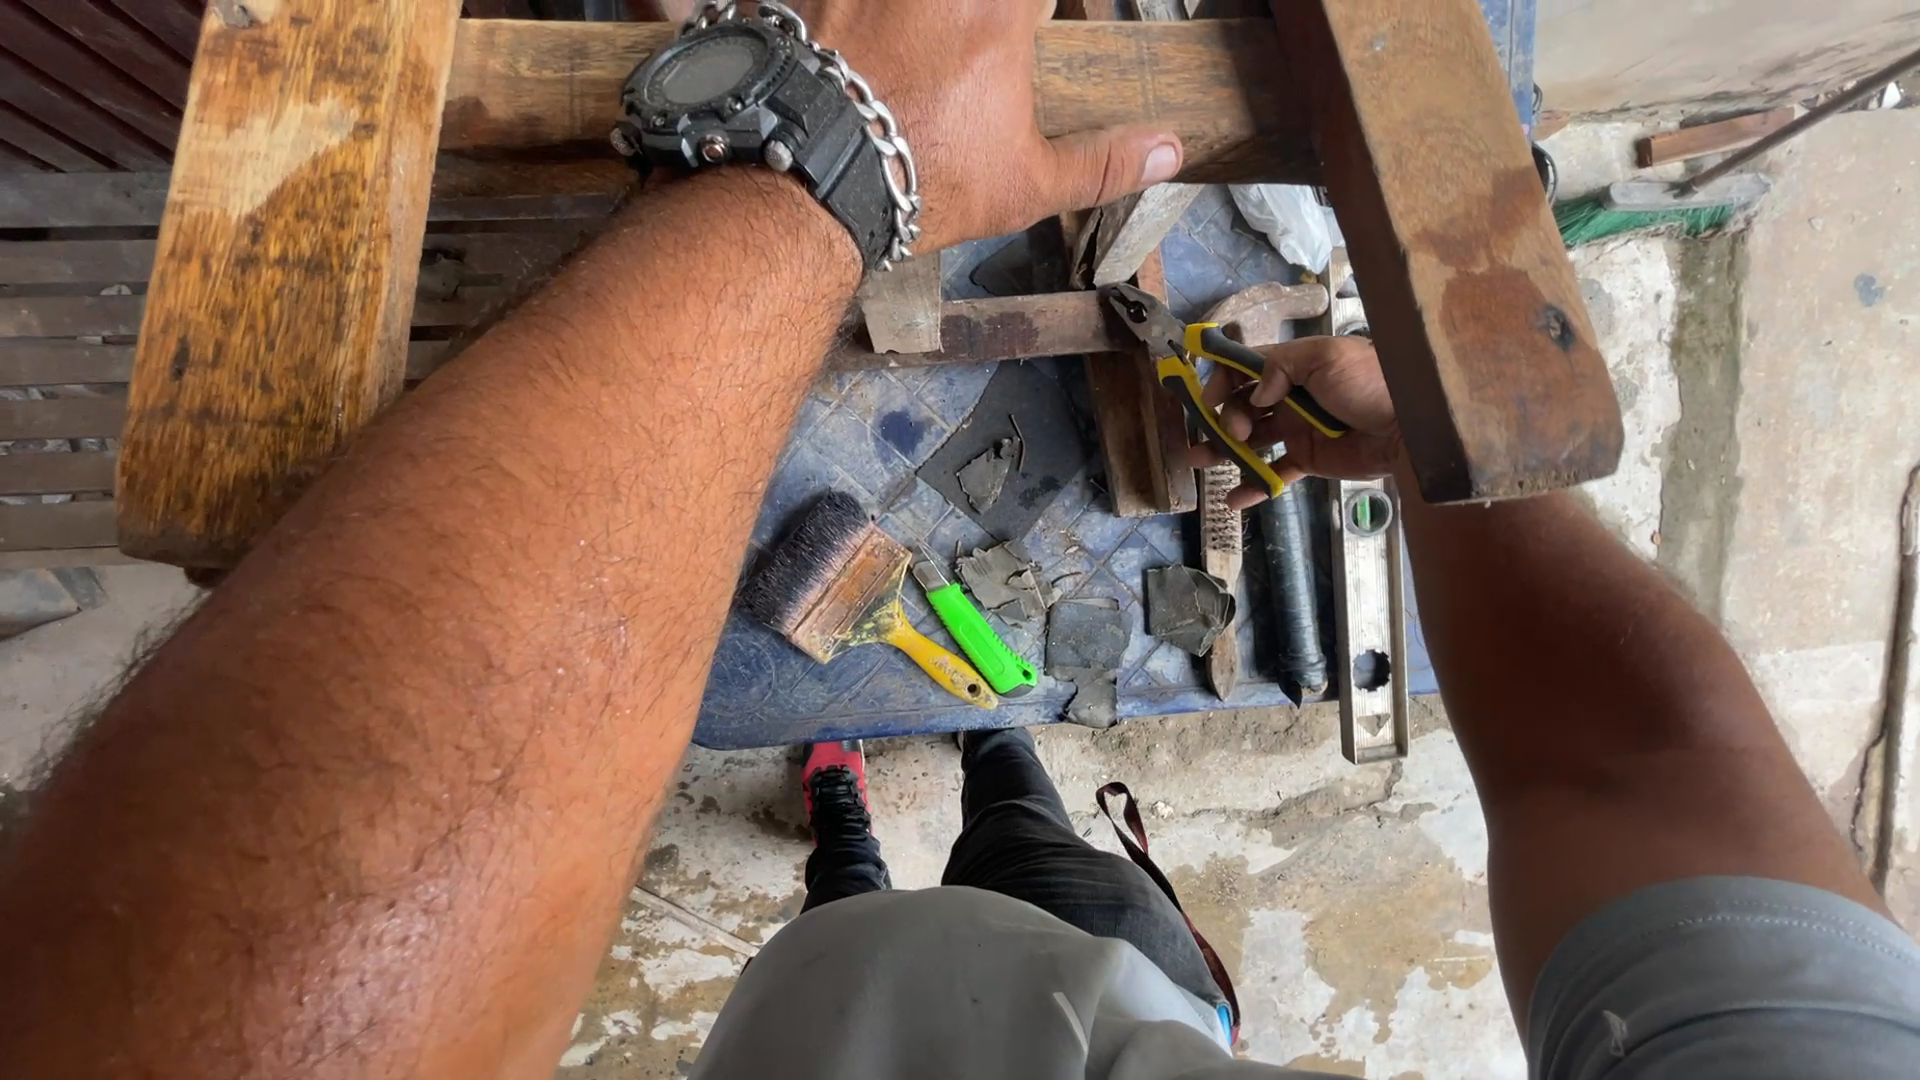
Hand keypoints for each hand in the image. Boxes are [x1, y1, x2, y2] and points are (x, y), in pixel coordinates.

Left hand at [791, 0, 1184, 251]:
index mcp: (1002, 3)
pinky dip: (855, 8)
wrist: (814, 184)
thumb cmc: (924, 183)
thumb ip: (1101, 164)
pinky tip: (863, 48)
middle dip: (980, 26)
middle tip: (970, 72)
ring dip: (924, 20)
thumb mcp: (1025, 186)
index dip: (1054, 14)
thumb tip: (1171, 150)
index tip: (1042, 33)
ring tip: (920, 76)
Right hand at [1188, 335, 1404, 508]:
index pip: (1246, 370)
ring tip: (1200, 461)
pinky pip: (1273, 474)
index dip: (1223, 381)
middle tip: (1230, 433)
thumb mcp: (1327, 358)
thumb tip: (1255, 395)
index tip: (1210, 399)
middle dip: (1224, 418)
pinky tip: (1232, 500)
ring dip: (1222, 450)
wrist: (1411, 428)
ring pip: (1249, 440)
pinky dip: (1252, 487)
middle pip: (1241, 407)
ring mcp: (1296, 431)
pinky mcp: (1306, 460)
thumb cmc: (1371, 384)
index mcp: (1293, 369)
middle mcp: (1289, 398)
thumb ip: (1282, 366)